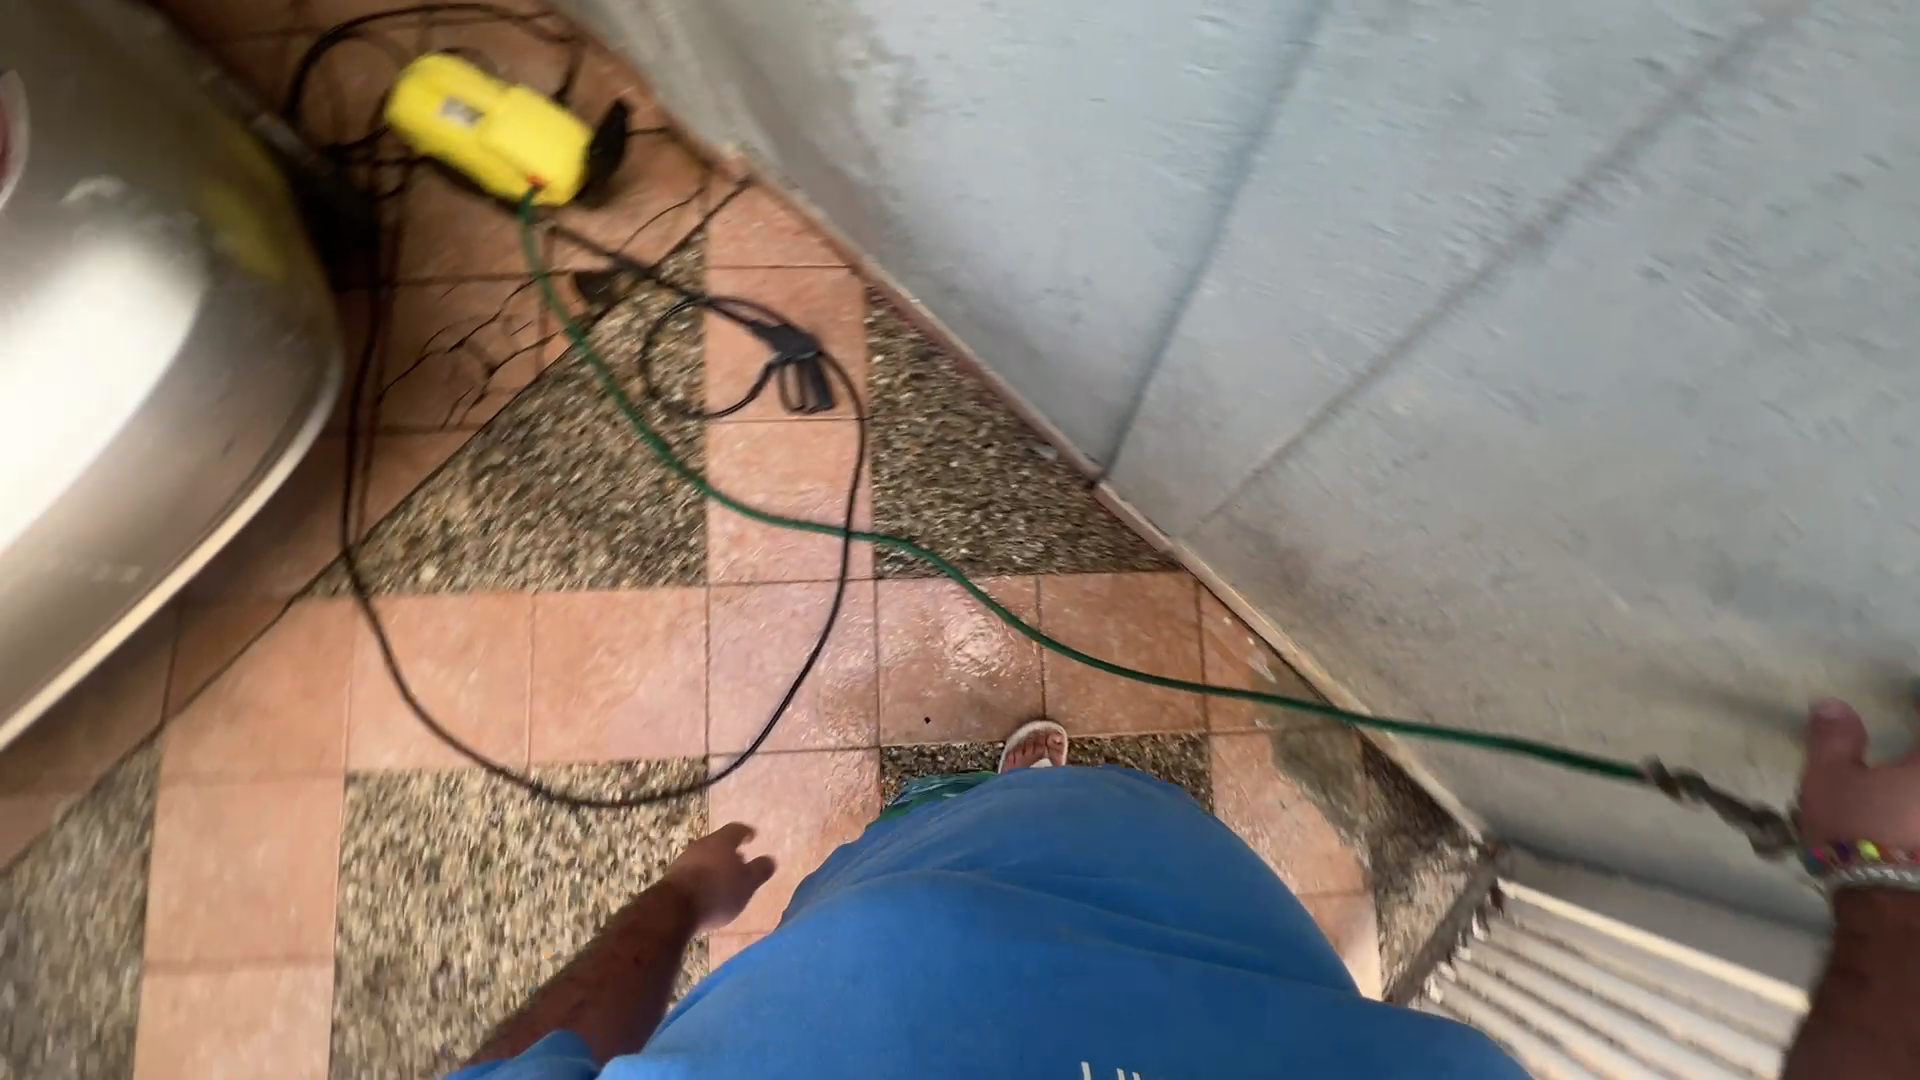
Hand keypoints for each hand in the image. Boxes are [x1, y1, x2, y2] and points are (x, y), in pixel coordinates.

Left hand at [659, 822, 775, 930]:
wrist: (673, 909)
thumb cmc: (718, 891)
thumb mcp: (747, 883)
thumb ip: (759, 870)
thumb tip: (770, 860)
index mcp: (722, 841)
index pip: (736, 830)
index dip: (746, 833)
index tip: (752, 836)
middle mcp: (702, 845)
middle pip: (718, 843)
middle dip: (729, 852)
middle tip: (739, 860)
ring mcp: (683, 861)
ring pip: (703, 858)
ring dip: (713, 866)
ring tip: (722, 880)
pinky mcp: (671, 879)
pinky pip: (691, 874)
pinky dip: (701, 879)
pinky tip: (705, 893)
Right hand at [1799, 699, 1919, 848]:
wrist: (1891, 895)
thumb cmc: (1859, 825)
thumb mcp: (1831, 777)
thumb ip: (1835, 739)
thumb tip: (1833, 703)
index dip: (1915, 702)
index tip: (1906, 694)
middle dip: (1912, 750)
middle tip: (1902, 747)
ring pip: (1919, 786)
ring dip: (1909, 776)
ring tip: (1901, 775)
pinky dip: (1914, 804)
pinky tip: (1903, 808)